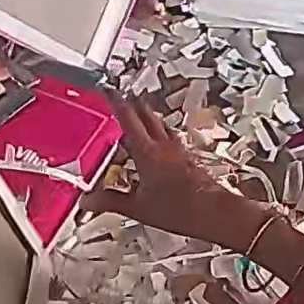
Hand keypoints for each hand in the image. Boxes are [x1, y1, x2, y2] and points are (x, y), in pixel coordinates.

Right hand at [85, 97, 260, 246]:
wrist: (214, 213)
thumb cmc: (180, 209)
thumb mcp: (138, 207)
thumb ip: (111, 201)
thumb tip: (89, 200)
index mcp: (148, 152)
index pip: (128, 119)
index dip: (117, 102)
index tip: (109, 90)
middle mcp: (165, 147)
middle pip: (148, 117)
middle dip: (135, 104)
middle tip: (126, 97)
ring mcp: (180, 152)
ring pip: (163, 127)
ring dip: (151, 118)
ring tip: (144, 116)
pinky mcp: (191, 161)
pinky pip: (174, 142)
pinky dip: (164, 137)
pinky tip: (165, 146)